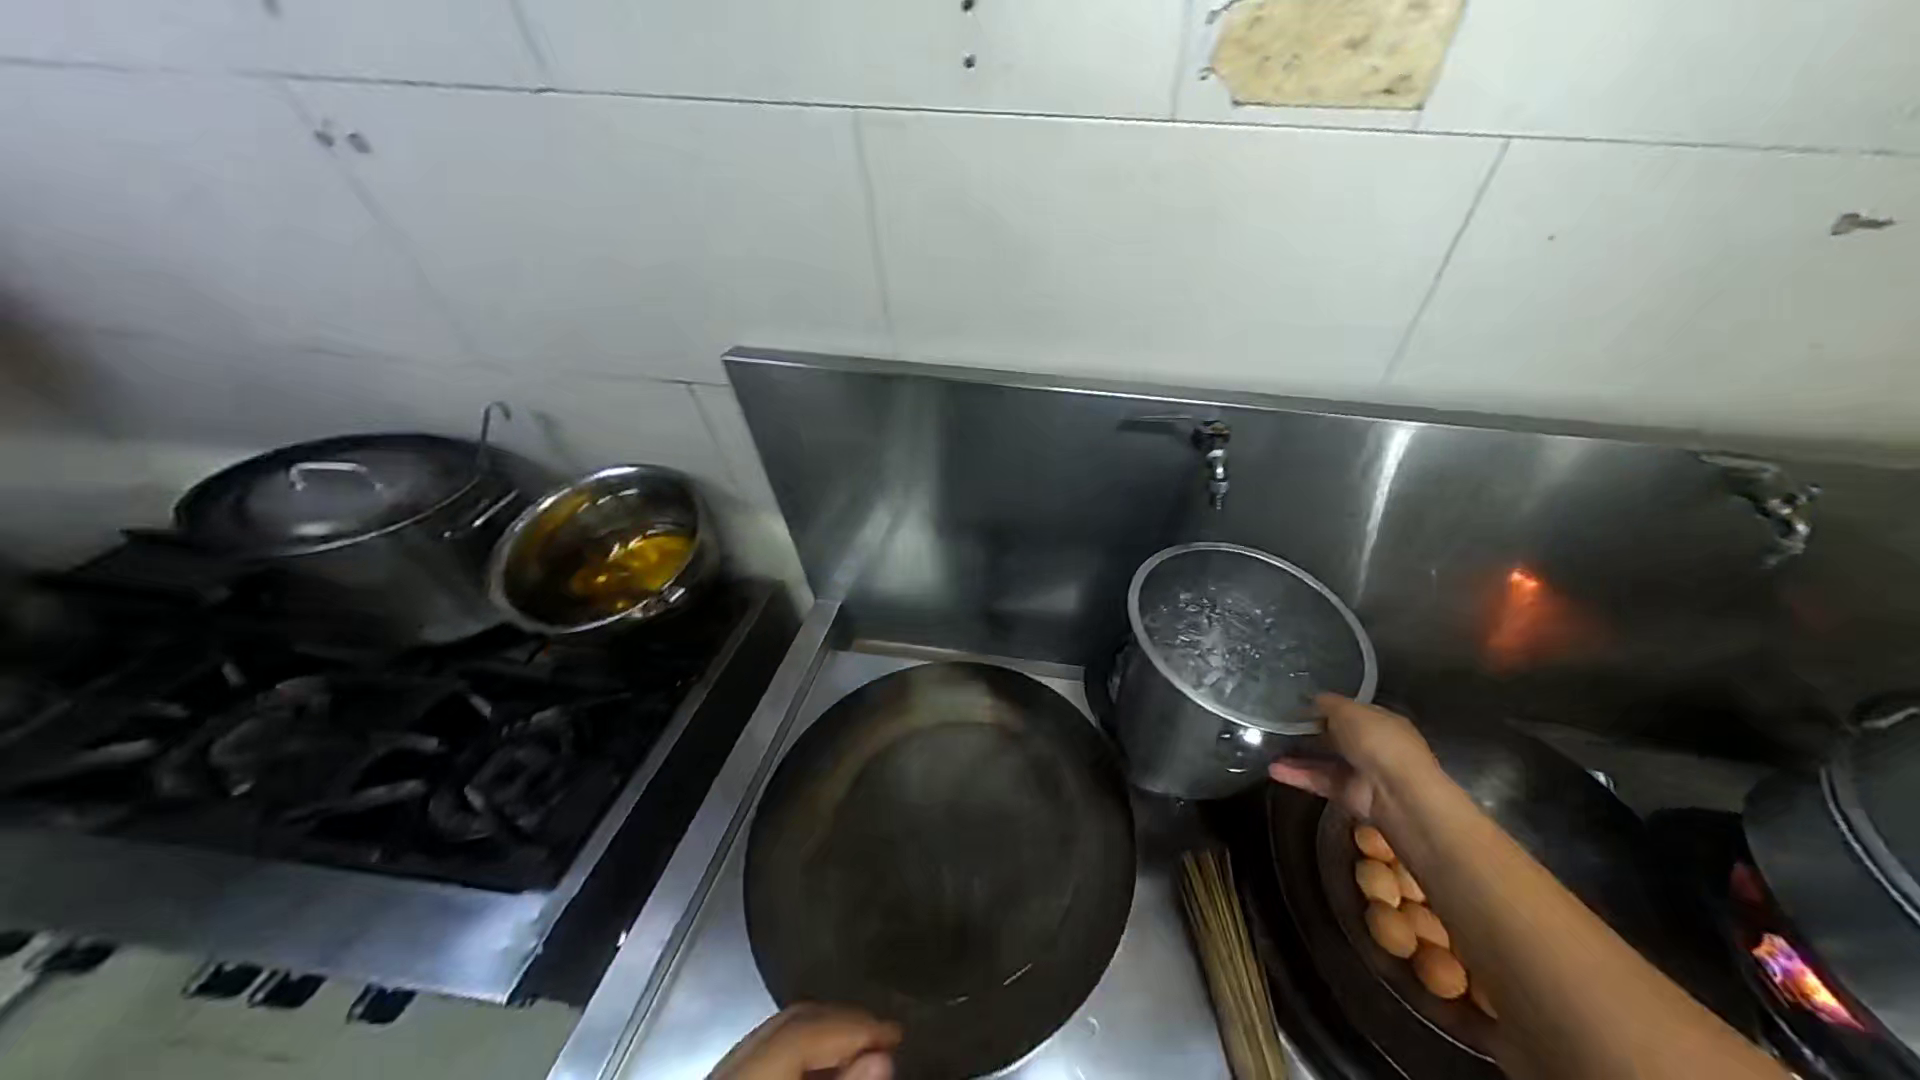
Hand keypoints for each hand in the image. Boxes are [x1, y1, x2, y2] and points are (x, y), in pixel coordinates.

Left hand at [710, 1004, 902, 1079]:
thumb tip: (884, 1056)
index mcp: (749, 1068)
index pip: (804, 1028)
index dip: (855, 1024)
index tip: (895, 1033)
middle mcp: (729, 1061)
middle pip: (790, 1022)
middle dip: (841, 1022)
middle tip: (884, 1036)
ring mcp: (722, 1068)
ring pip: (777, 1033)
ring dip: (823, 1034)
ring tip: (863, 1046)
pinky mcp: (728, 1075)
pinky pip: (764, 1052)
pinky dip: (801, 1051)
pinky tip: (826, 1064)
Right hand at [1266, 694, 1438, 818]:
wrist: (1395, 791)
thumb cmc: (1377, 740)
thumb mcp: (1348, 710)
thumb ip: (1327, 703)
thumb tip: (1311, 699)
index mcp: (1380, 722)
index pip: (1349, 712)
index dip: (1325, 707)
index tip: (1297, 704)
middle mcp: (1371, 746)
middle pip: (1333, 737)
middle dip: (1307, 732)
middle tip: (1276, 725)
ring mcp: (1358, 771)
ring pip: (1322, 760)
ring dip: (1296, 756)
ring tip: (1266, 748)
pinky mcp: (1345, 793)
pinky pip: (1317, 781)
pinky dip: (1296, 775)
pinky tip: (1273, 769)